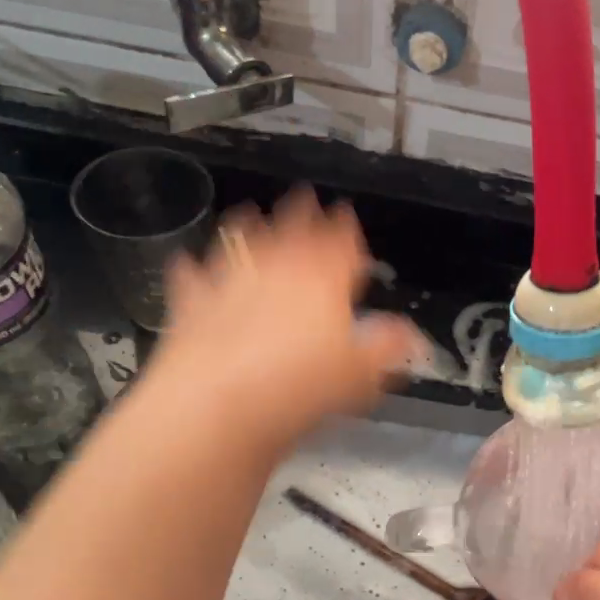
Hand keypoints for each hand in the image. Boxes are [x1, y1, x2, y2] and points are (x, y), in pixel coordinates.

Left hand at [141, 187, 425, 453]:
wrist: (218, 403)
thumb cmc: (300, 388)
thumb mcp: (361, 376)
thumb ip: (388, 348)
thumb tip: (410, 335)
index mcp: (325, 281)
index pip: (342, 244)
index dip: (347, 229)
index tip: (347, 216)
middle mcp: (278, 270)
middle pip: (294, 231)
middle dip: (303, 214)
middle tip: (306, 197)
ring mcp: (231, 281)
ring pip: (243, 242)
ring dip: (250, 227)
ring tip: (251, 214)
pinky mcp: (192, 302)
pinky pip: (193, 277)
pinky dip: (193, 270)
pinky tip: (189, 264)